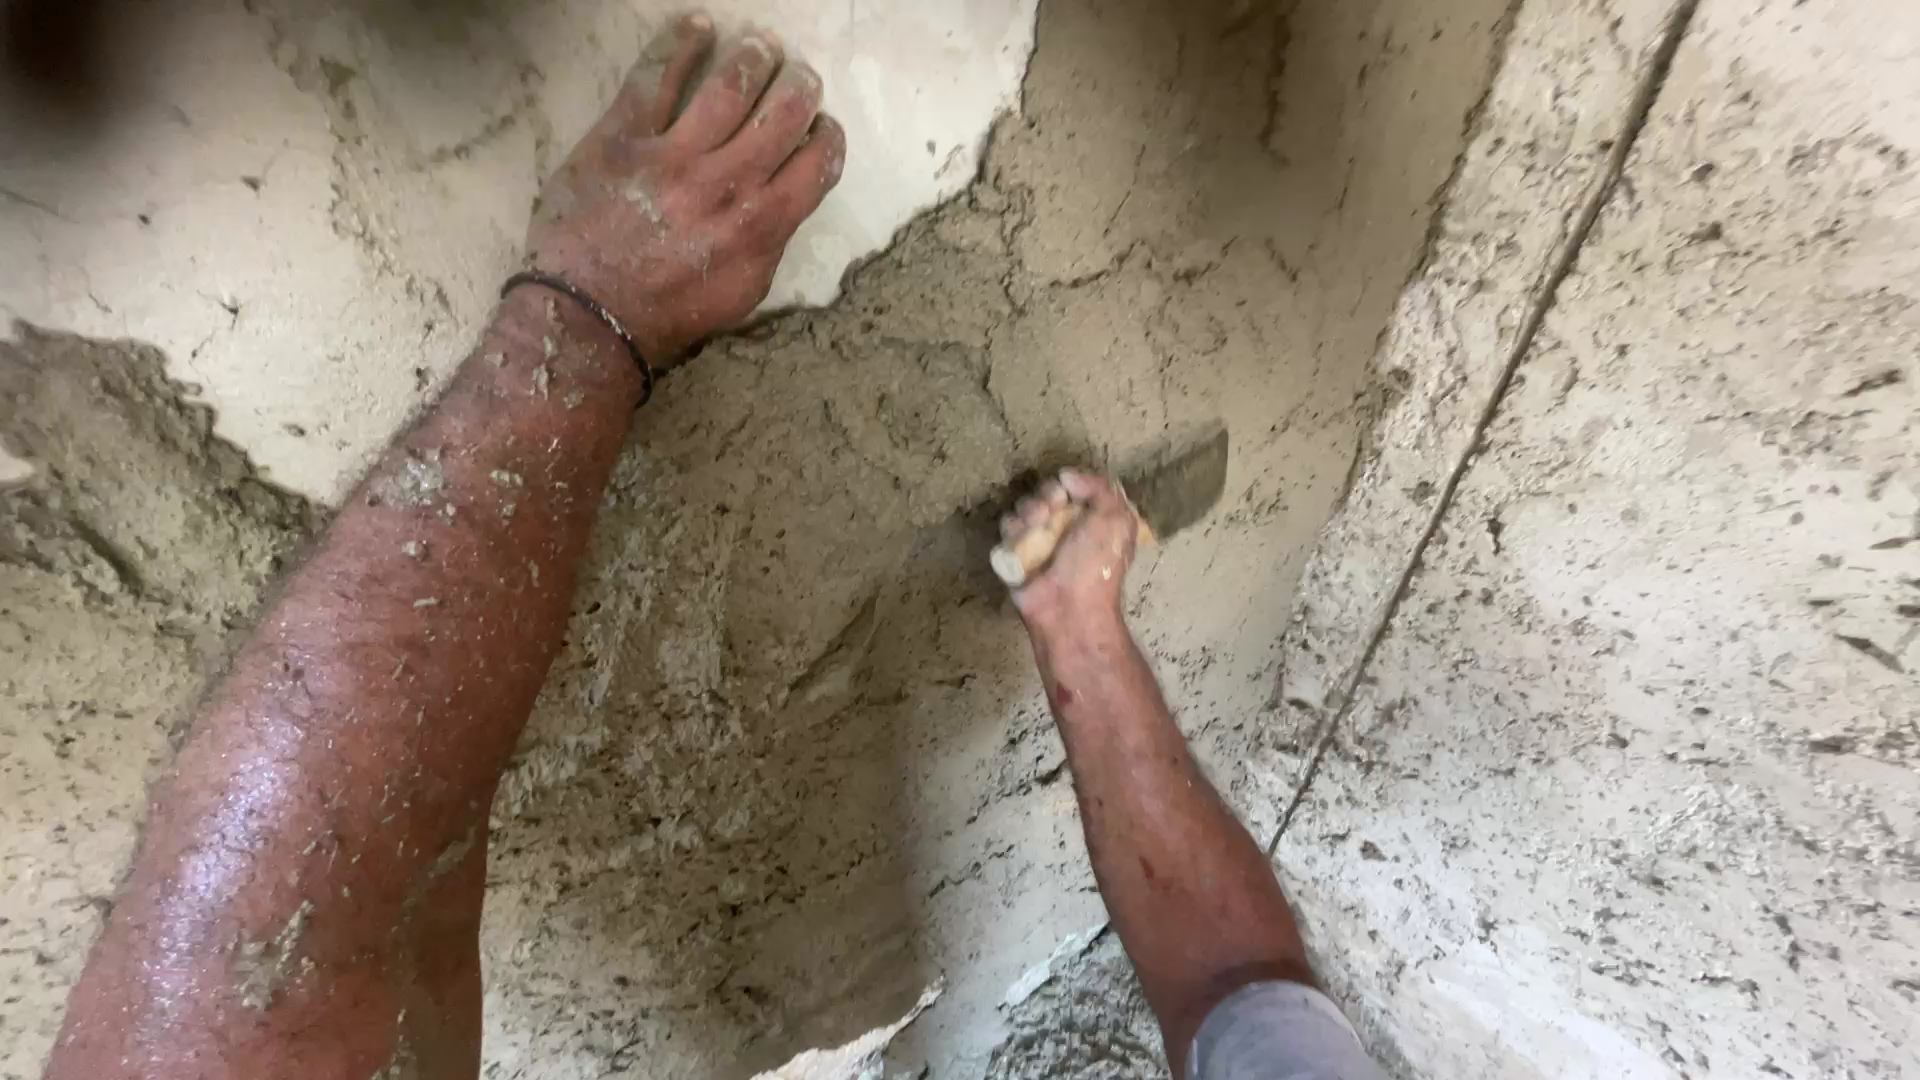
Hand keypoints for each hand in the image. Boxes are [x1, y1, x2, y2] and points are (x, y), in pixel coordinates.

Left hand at [525, 14, 845, 365]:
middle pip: (780, 116)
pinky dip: (680, 43)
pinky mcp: (623, 135)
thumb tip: (779, 201)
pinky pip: (654, 75)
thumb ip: (768, 242)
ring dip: (753, 58)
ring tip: (763, 46)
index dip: (827, 140)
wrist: (596, 313)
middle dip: (801, 89)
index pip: (814, 165)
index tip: (824, 130)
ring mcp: (674, 154)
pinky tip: (700, 26)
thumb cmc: (674, 312)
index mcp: (761, 226)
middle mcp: (727, 183)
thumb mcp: (744, 292)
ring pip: (727, 87)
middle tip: (802, 76)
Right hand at [1003, 469, 1139, 633]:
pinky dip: (1013, 529)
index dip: (1070, 483)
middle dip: (1046, 494)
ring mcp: (1038, 540)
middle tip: (1051, 508)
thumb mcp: (1116, 520)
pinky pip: (1007, 528)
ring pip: (1024, 507)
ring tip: (1037, 523)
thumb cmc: (1097, 564)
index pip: (1075, 486)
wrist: (1069, 606)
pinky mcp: (1015, 552)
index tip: (1069, 490)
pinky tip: (1022, 540)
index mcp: (1092, 518)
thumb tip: (1066, 476)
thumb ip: (1100, 487)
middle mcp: (1065, 526)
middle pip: (1046, 492)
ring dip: (1029, 509)